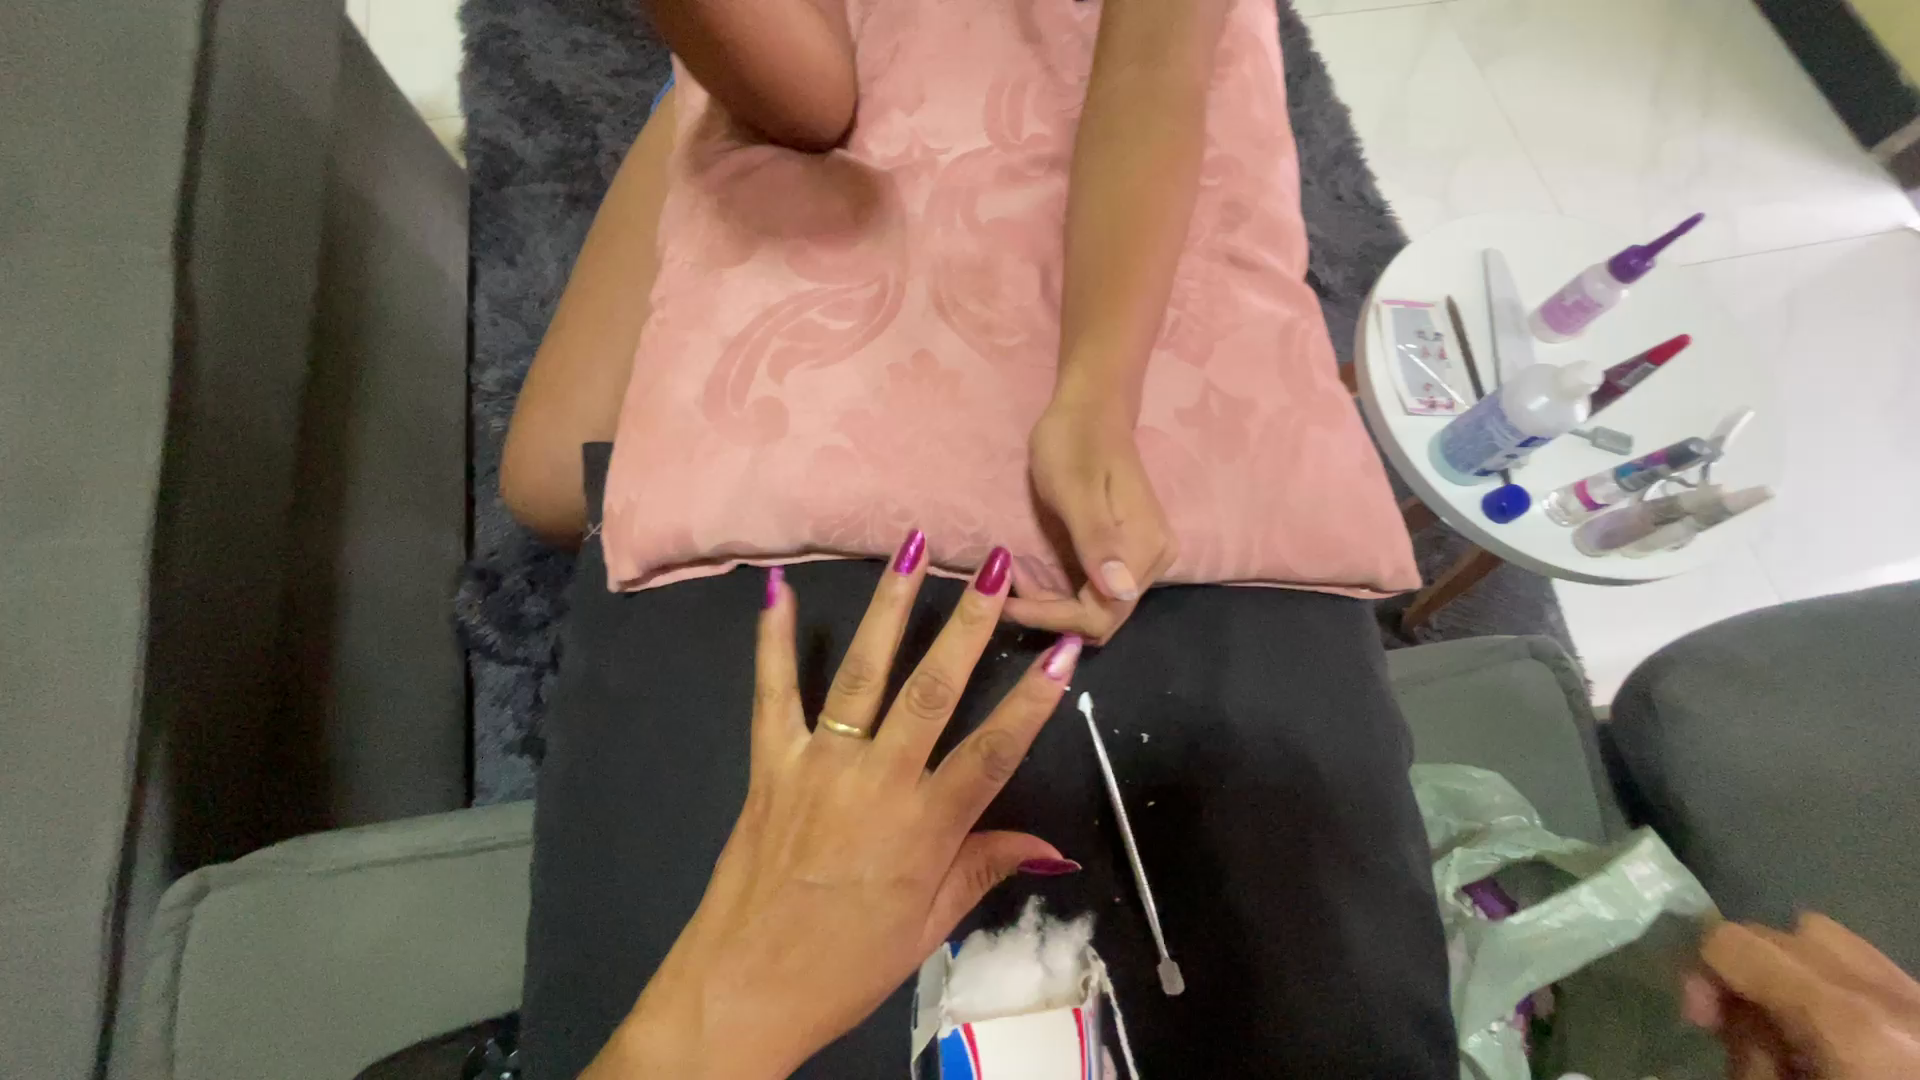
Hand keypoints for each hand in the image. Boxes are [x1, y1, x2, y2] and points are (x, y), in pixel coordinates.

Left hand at [590, 546, 1083, 1079]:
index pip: (994, 751)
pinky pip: (772, 692)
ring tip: (912, 549)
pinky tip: (777, 588)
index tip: (1066, 648)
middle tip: (995, 566)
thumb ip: (985, 870)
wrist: (740, 991)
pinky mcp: (770, 761)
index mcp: (924, 827)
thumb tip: (1055, 849)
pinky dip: (772, 639)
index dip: (1034, 699)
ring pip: (862, 673)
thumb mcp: (929, 928)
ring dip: (891, 607)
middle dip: (970, 624)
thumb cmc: (846, 964)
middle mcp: (876, 781)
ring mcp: (818, 764)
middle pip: (932, 691)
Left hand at [1012, 397, 1176, 643]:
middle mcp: (1153, 563)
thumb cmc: (1075, 441)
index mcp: (1147, 549)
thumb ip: (1098, 540)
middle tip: (1012, 580)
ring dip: (1052, 602)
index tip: (1010, 604)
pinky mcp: (1123, 557)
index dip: (1056, 617)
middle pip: (1101, 617)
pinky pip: (1092, 593)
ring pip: (1094, 609)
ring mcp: (1139, 561)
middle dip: (1052, 611)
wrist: (1089, 409)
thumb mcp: (1075, 489)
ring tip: (1018, 572)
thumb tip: (1120, 593)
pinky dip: (1059, 591)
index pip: (1105, 613)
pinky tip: (1034, 571)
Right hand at [1683, 914, 1919, 1078]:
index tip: (1704, 1023)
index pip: (1732, 941)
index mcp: (1847, 1021)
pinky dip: (1847, 991)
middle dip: (1747, 970)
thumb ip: (1749, 1047)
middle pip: (1780, 934)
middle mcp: (1894, 998)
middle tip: (1745, 1026)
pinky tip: (1851, 1041)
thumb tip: (1734, 1015)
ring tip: (1802, 1024)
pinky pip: (1880, 973)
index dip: (1700, 974)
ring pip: (1834, 942)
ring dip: (1799, 970)